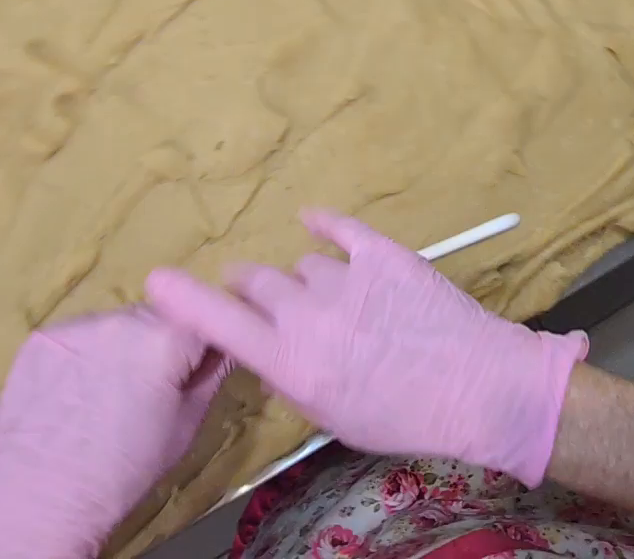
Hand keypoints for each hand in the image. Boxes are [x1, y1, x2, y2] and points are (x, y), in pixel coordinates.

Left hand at [0, 308, 227, 558]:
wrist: (34, 507)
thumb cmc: (122, 473)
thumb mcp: (186, 427)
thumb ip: (213, 374)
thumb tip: (226, 345)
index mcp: (166, 339)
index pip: (205, 319)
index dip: (205, 344)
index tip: (198, 368)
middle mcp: (123, 319)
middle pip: (161, 314)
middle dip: (165, 340)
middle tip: (153, 383)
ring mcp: (78, 325)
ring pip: (121, 321)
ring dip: (126, 343)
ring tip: (110, 388)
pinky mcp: (42, 337)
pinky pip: (83, 332)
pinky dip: (89, 352)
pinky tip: (79, 388)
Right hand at [145, 209, 586, 485]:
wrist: (475, 384)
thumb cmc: (403, 415)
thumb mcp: (330, 414)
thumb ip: (291, 374)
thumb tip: (269, 343)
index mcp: (292, 363)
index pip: (222, 325)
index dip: (186, 300)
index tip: (159, 279)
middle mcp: (310, 316)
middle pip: (258, 282)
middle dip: (251, 287)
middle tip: (258, 291)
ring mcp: (347, 278)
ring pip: (304, 265)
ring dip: (306, 278)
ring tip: (332, 296)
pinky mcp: (383, 252)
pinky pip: (340, 227)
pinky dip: (325, 223)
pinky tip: (315, 218)